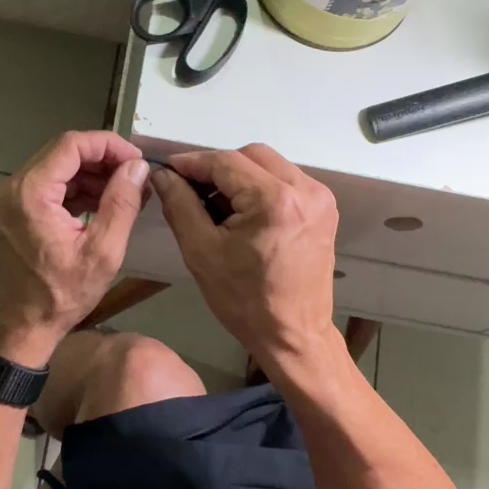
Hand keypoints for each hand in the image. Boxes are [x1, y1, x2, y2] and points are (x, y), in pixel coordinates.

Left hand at [0, 131, 149, 365]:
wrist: (27, 325)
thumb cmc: (63, 295)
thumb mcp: (103, 252)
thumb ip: (122, 204)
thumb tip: (138, 167)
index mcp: (31, 194)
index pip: (72, 145)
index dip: (109, 145)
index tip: (137, 160)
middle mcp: (14, 188)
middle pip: (63, 152)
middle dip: (103, 159)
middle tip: (135, 175)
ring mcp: (12, 198)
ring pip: (58, 167)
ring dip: (92, 174)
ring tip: (126, 190)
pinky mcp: (16, 209)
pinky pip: (50, 185)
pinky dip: (77, 188)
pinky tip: (105, 202)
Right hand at [151, 144, 339, 366]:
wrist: (293, 334)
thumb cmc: (244, 301)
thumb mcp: (201, 252)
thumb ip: (180, 205)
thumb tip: (163, 174)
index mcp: (274, 201)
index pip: (225, 161)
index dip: (192, 162)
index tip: (167, 169)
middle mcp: (305, 190)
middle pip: (251, 155)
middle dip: (218, 167)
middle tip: (191, 190)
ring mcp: (320, 198)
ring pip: (270, 165)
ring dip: (239, 176)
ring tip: (215, 205)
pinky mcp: (324, 209)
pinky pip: (285, 181)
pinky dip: (260, 188)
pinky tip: (241, 213)